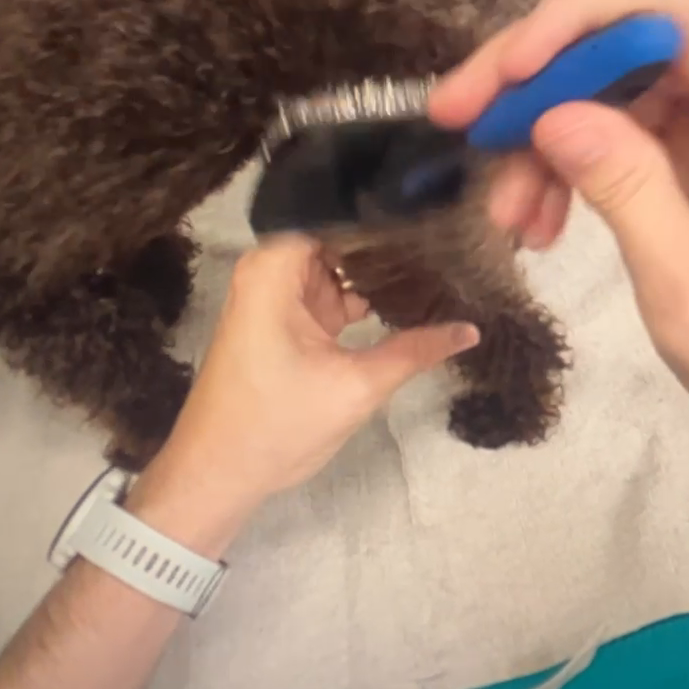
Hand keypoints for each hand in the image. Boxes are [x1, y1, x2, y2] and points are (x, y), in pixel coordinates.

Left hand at [127, 235, 477, 551]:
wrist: (217, 474)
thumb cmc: (277, 424)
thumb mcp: (356, 386)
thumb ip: (415, 351)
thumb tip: (472, 329)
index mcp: (276, 267)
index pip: (339, 214)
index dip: (387, 214)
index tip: (436, 215)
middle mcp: (272, 268)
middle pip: (340, 237)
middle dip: (387, 240)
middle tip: (448, 237)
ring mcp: (278, 292)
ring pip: (338, 265)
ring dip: (377, 269)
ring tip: (438, 260)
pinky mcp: (284, 317)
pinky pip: (329, 291)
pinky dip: (360, 295)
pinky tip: (405, 293)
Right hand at [430, 0, 688, 482]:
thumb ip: (629, 196)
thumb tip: (552, 115)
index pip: (681, 3)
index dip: (582, 16)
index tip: (507, 75)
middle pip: (634, 29)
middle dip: (538, 67)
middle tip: (459, 119)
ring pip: (616, 81)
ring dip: (546, 130)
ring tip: (504, 212)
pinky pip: (625, 129)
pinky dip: (571, 163)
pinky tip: (540, 221)